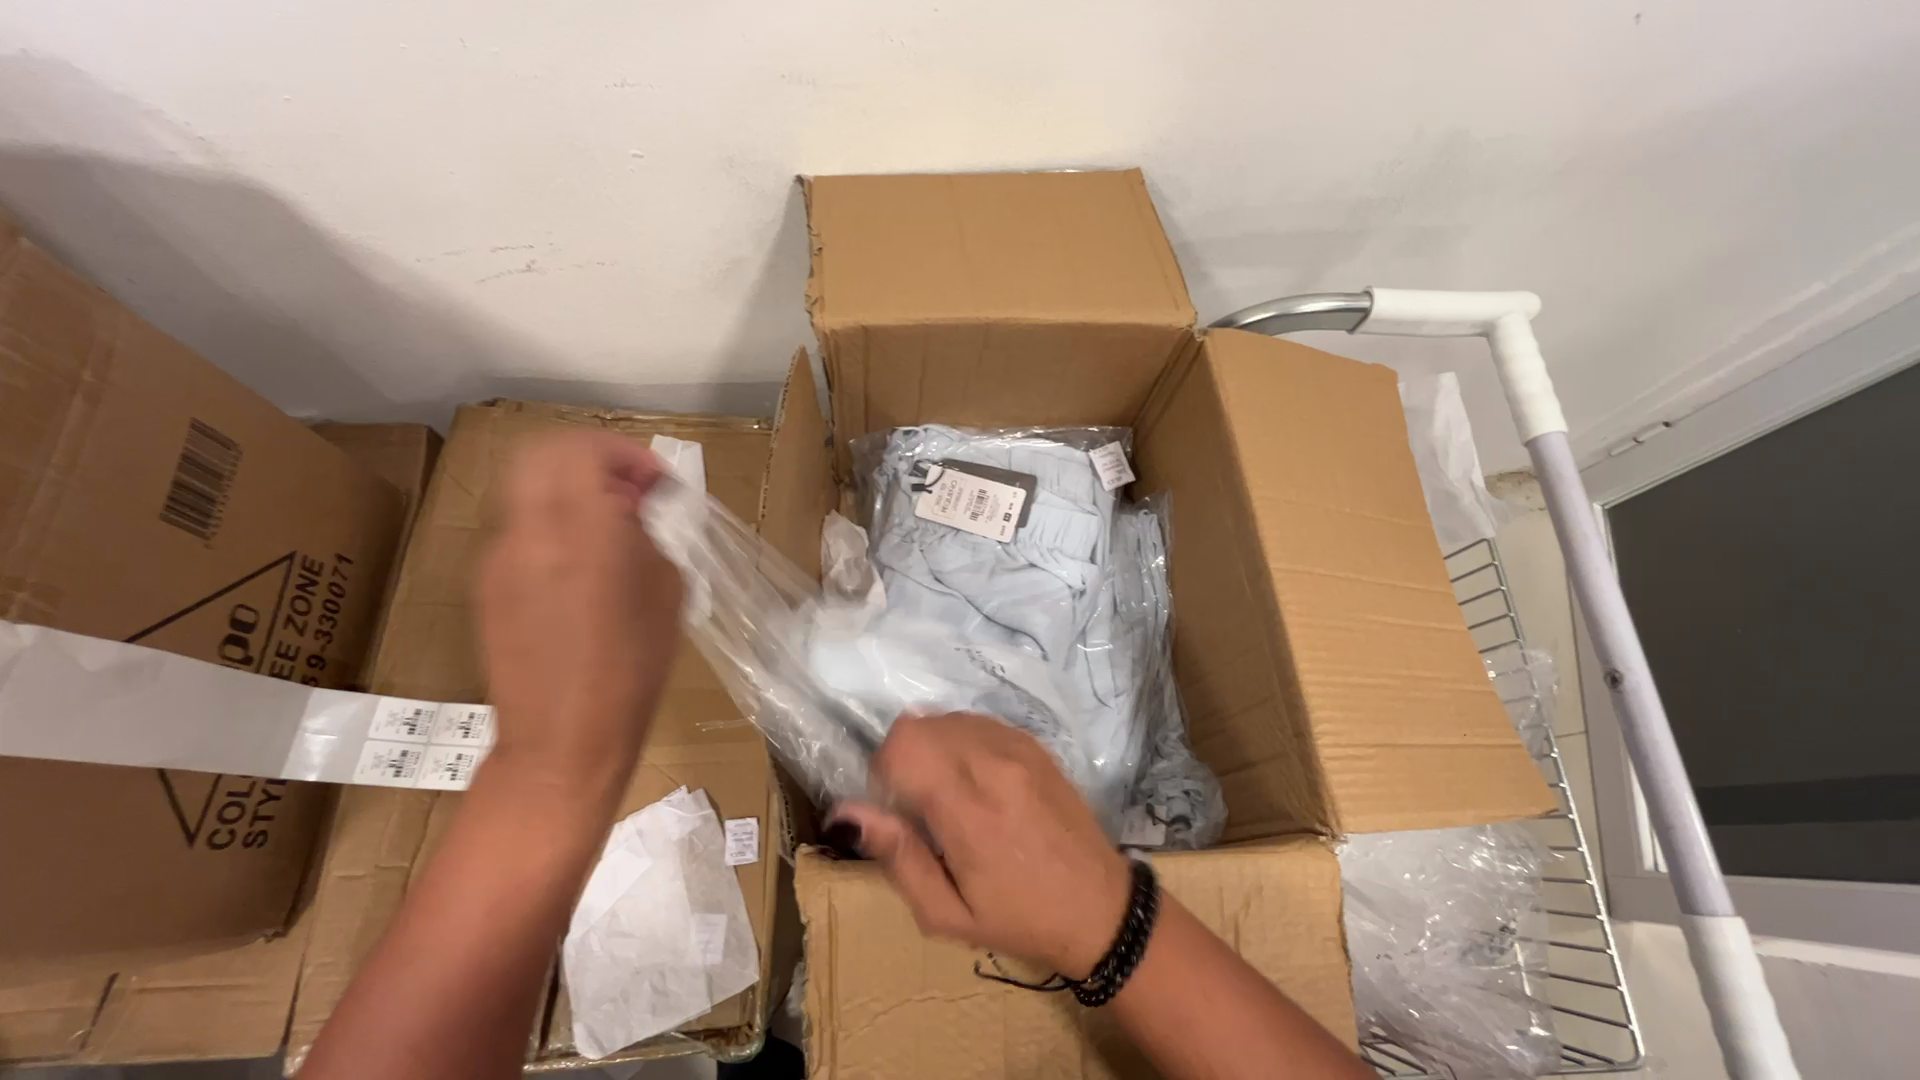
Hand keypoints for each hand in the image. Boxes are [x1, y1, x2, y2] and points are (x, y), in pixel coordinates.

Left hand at [474, 431, 684, 791]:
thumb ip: (647, 534)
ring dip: (570, 493)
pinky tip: (581, 569)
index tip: (655, 483)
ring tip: (609, 530)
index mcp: (583, 528)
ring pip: (529, 492)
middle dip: (592, 461)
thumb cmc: (634, 668)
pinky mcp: (486, 586)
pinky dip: (553, 528)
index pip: (585, 449)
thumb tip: (634, 508)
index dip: (625, 454)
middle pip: (545, 455)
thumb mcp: (666, 590)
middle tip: (629, 492)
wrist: (565, 739)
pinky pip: (522, 533)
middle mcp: (530, 531)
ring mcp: (499, 558)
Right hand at [828, 713, 1132, 978]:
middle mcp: (993, 763)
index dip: (882, 772)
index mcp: (968, 808)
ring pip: (946, 718)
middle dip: (902, 759)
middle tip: (919, 806)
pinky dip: (962, 743)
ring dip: (932, 748)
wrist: (1100, 908)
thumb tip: (845, 812)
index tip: (896, 809)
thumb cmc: (1018, 918)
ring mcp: (1018, 747)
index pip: (902, 745)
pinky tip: (976, 782)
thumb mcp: (945, 912)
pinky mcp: (1034, 744)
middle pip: (918, 724)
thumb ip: (896, 856)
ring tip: (949, 795)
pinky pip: (978, 722)